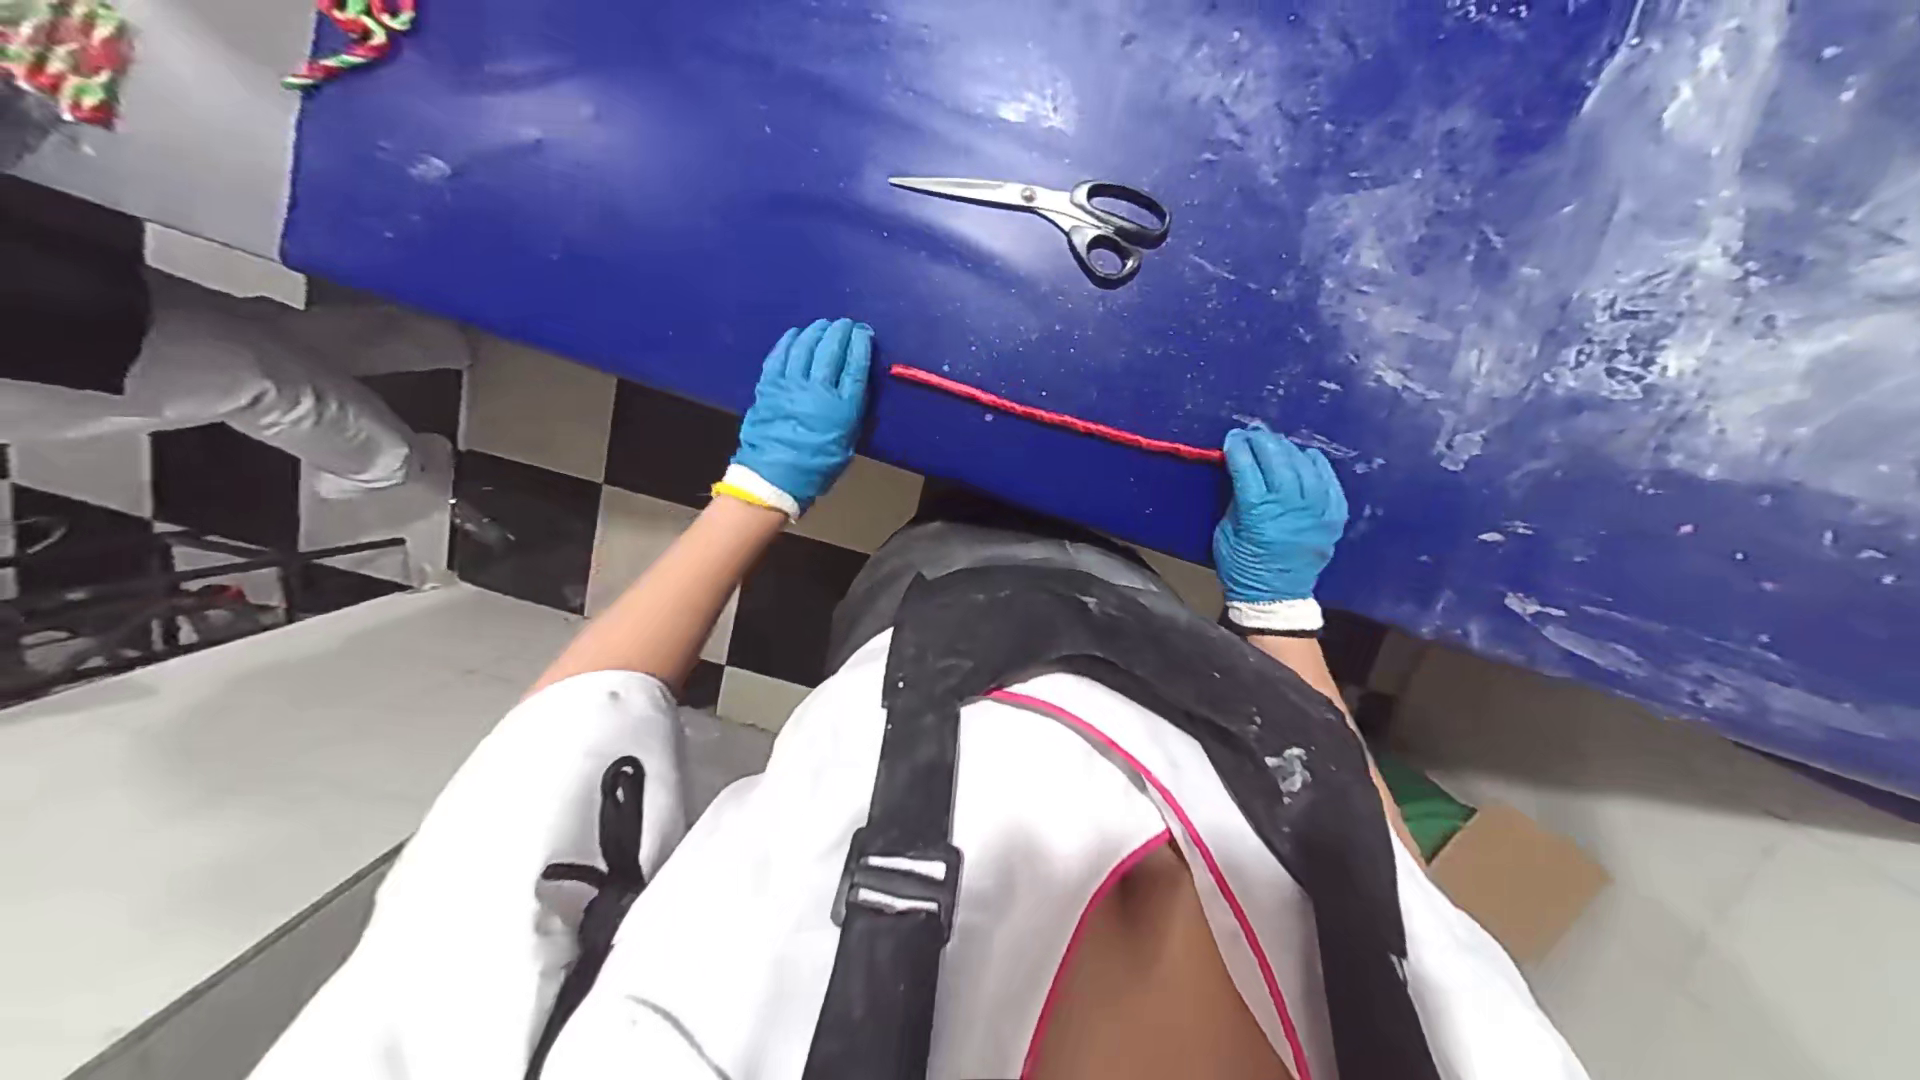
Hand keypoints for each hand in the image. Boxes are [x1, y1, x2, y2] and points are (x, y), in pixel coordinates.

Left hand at [727, 318, 873, 514]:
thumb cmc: (816, 468)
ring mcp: (791, 386)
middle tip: (845, 324)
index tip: (864, 333)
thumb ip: (851, 413)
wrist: (774, 478)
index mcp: (842, 408)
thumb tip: (853, 389)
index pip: (855, 367)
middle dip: (840, 332)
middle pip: (831, 350)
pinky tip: (796, 333)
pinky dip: (789, 341)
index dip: (860, 345)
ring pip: (805, 347)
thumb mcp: (847, 444)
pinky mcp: (769, 386)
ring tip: (823, 325)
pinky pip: (780, 356)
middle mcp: (818, 391)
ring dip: (816, 332)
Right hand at [1212, 427, 1347, 631]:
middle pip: (1277, 458)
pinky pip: (1328, 479)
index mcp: (1258, 511)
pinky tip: (1305, 455)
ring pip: (1304, 464)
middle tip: (1252, 435)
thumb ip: (1236, 500)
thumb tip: (1241, 471)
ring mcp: (1316, 509)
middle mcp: (1290, 505)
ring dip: (1287, 449)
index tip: (1232, 438)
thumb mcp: (1225, 532)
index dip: (1238, 447)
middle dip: (1262, 441)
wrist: (1276, 596)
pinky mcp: (1333, 515)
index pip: (1247, 465)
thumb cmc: (1242, 566)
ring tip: (1275, 444)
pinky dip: (1315, 463)